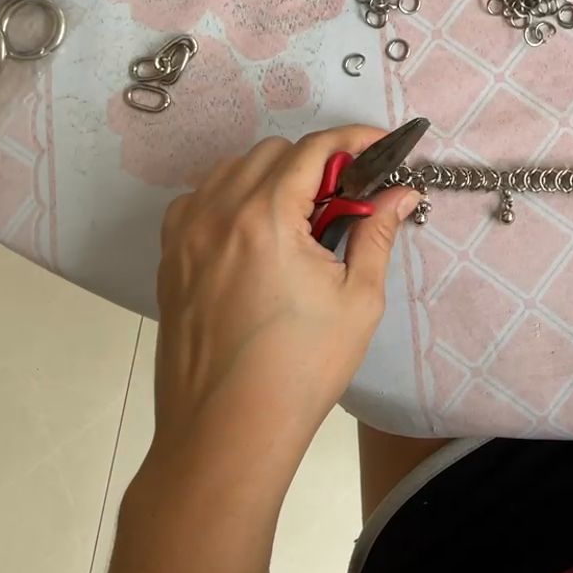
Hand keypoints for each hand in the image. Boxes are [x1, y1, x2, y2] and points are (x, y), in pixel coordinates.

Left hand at [150, 126, 420, 464]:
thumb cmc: (302, 368)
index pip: (313, 148)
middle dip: (316, 160)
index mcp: (267, 219)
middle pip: (273, 151)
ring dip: (274, 174)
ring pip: (232, 169)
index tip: (382, 145)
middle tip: (347, 195)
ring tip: (302, 214)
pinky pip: (200, 199)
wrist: (227, 434)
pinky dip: (232, 196)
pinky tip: (255, 231)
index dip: (353, 138)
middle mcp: (219, 214)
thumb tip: (402, 193)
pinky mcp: (171, 259)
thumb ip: (377, 233)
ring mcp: (186, 236)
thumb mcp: (358, 299)